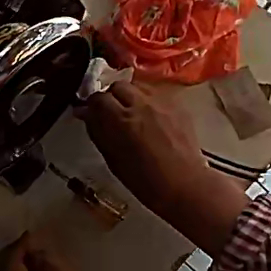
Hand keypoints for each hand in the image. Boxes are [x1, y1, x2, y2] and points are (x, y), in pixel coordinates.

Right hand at [79, 81, 248, 255]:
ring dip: (130, 97)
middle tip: (111, 113)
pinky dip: (148, 102)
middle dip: (111, 97)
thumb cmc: (144, 180)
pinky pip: (156, 95)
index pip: (97, 97)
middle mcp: (141, 104)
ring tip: (131, 114)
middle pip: (118, 86)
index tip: (90, 114)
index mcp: (120, 119)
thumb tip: (86, 114)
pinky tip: (150, 119)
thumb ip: (98, 132)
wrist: (183, 184)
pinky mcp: (177, 106)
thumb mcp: (112, 158)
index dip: (92, 105)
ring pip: (138, 87)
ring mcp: (161, 102)